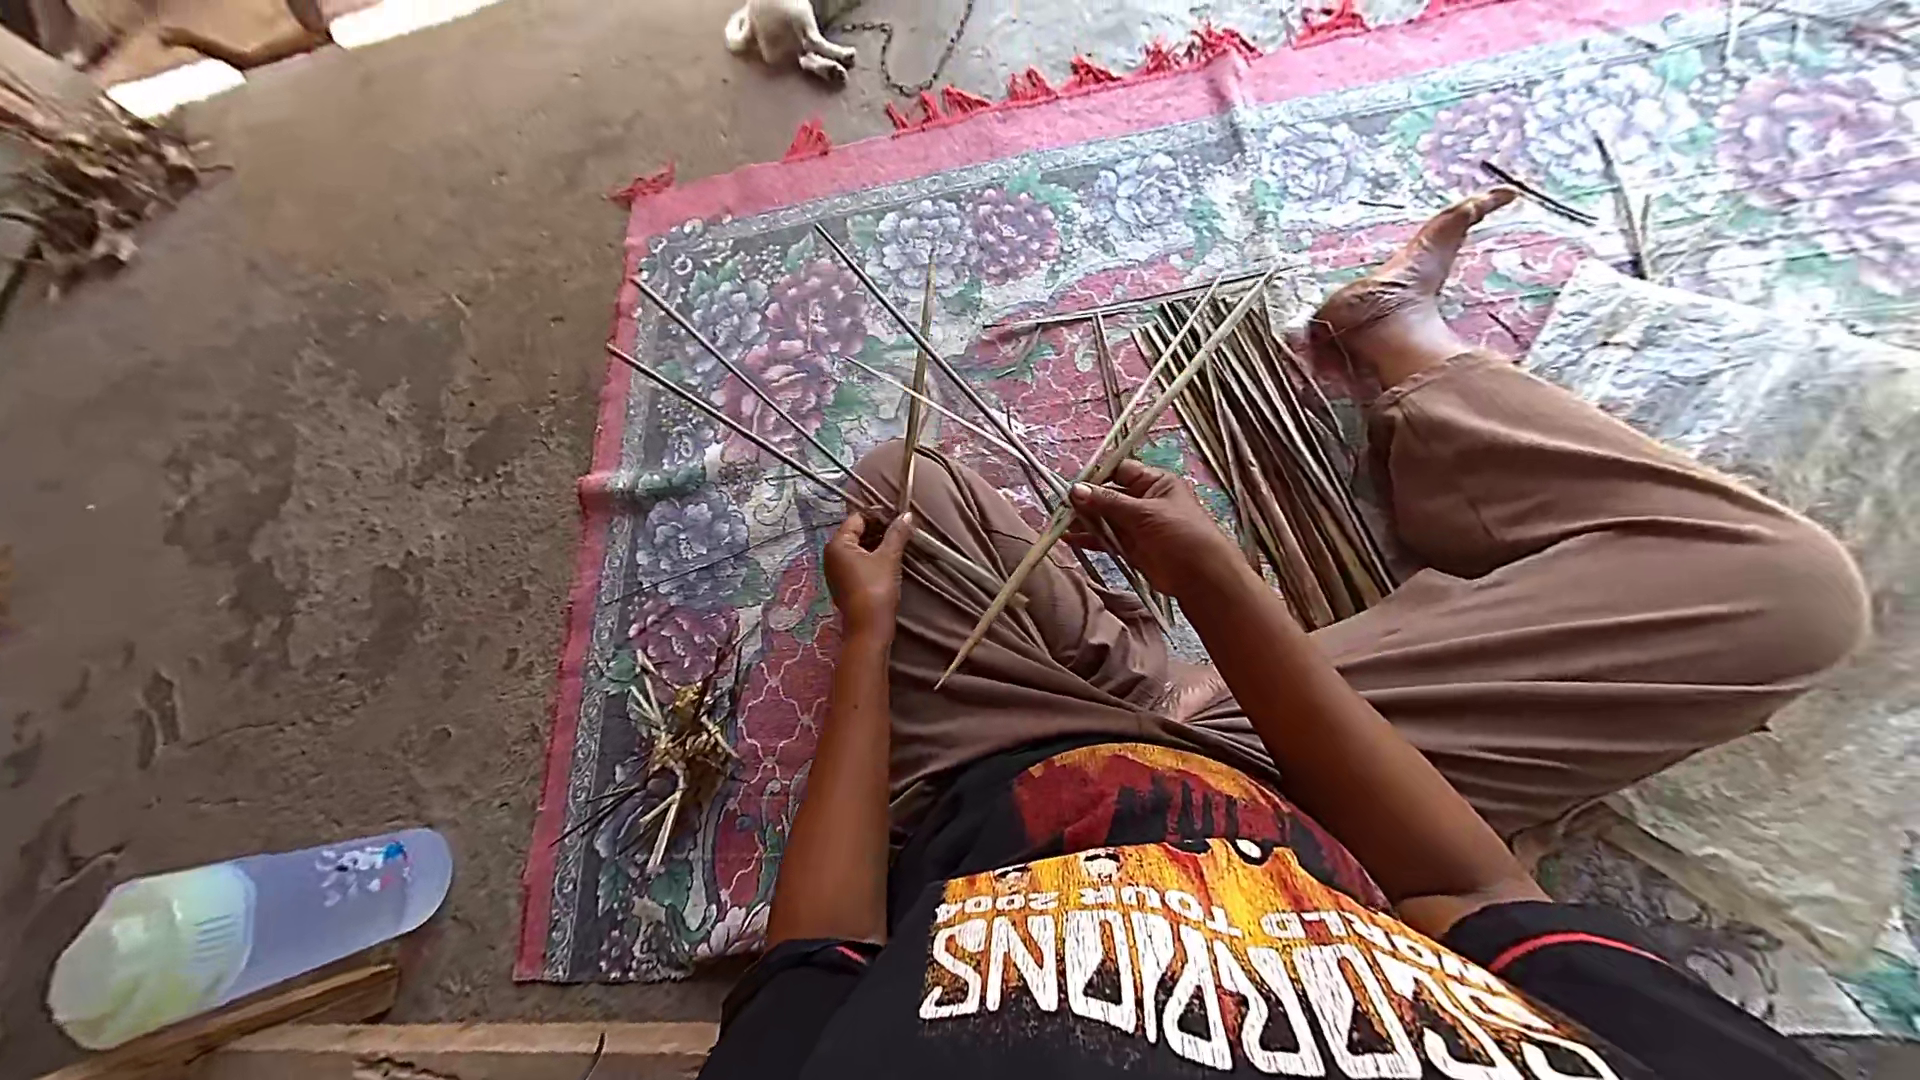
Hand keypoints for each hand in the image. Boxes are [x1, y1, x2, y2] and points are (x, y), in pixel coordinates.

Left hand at [824, 510, 913, 640]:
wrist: (869, 627)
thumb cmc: (876, 588)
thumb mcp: (889, 558)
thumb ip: (897, 534)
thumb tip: (907, 514)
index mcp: (837, 544)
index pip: (857, 518)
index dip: (878, 516)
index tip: (898, 519)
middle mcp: (831, 555)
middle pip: (856, 532)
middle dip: (878, 530)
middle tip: (901, 531)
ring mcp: (835, 570)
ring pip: (857, 548)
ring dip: (876, 544)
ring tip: (898, 544)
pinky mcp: (843, 583)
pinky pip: (856, 561)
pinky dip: (871, 558)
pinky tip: (887, 560)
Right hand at [1066, 459, 1243, 599]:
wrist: (1202, 577)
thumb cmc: (1181, 534)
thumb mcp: (1144, 512)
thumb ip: (1108, 502)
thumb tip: (1075, 490)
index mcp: (1154, 483)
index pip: (1119, 471)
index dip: (1096, 476)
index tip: (1073, 485)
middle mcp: (1144, 500)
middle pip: (1108, 495)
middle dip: (1085, 501)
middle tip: (1062, 508)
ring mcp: (1136, 525)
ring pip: (1104, 518)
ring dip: (1083, 521)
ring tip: (1061, 525)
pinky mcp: (1131, 547)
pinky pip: (1105, 538)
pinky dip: (1089, 539)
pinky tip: (1070, 539)